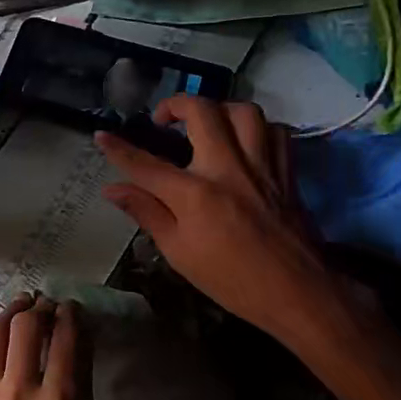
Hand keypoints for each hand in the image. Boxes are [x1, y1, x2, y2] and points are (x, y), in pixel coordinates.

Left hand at [0, 294, 92, 399]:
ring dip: (7, 314)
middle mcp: (19, 395)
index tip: (69, 307)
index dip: (69, 313)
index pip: (65, 337)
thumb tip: (76, 331)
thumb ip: (81, 379)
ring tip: (18, 309)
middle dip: (38, 308)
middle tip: (44, 305)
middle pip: (25, 327)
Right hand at [97, 97, 335, 336]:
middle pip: (200, 112)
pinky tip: (244, 141)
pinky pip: (274, 131)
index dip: (118, 148)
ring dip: (219, 110)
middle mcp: (228, 168)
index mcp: (195, 194)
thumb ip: (146, 213)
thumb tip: (112, 189)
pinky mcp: (286, 171)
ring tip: (205, 124)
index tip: (101, 135)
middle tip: (162, 120)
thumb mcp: (179, 253)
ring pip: (243, 111)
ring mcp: (261, 166)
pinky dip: (256, 128)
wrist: (299, 294)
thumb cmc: (232, 280)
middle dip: (174, 105)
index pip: (146, 163)